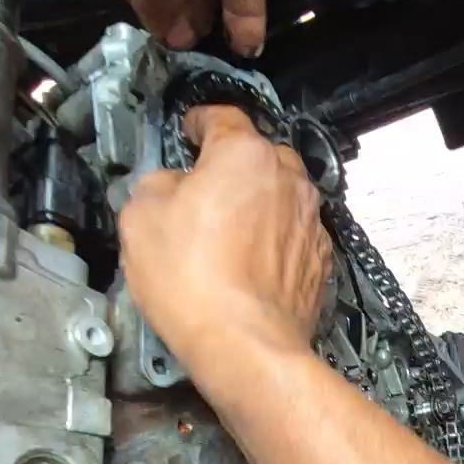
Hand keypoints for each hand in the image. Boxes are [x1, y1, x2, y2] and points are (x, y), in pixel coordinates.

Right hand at [120, 106, 331, 363]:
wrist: (246, 345)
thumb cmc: (195, 282)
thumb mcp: (142, 217)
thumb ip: (158, 184)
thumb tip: (173, 186)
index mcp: (245, 156)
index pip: (223, 119)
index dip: (201, 123)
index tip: (191, 132)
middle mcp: (289, 182)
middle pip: (260, 157)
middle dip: (234, 168)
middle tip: (205, 190)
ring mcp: (312, 223)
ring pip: (283, 198)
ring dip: (260, 205)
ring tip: (228, 233)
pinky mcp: (321, 262)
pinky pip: (295, 236)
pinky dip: (277, 241)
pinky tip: (252, 263)